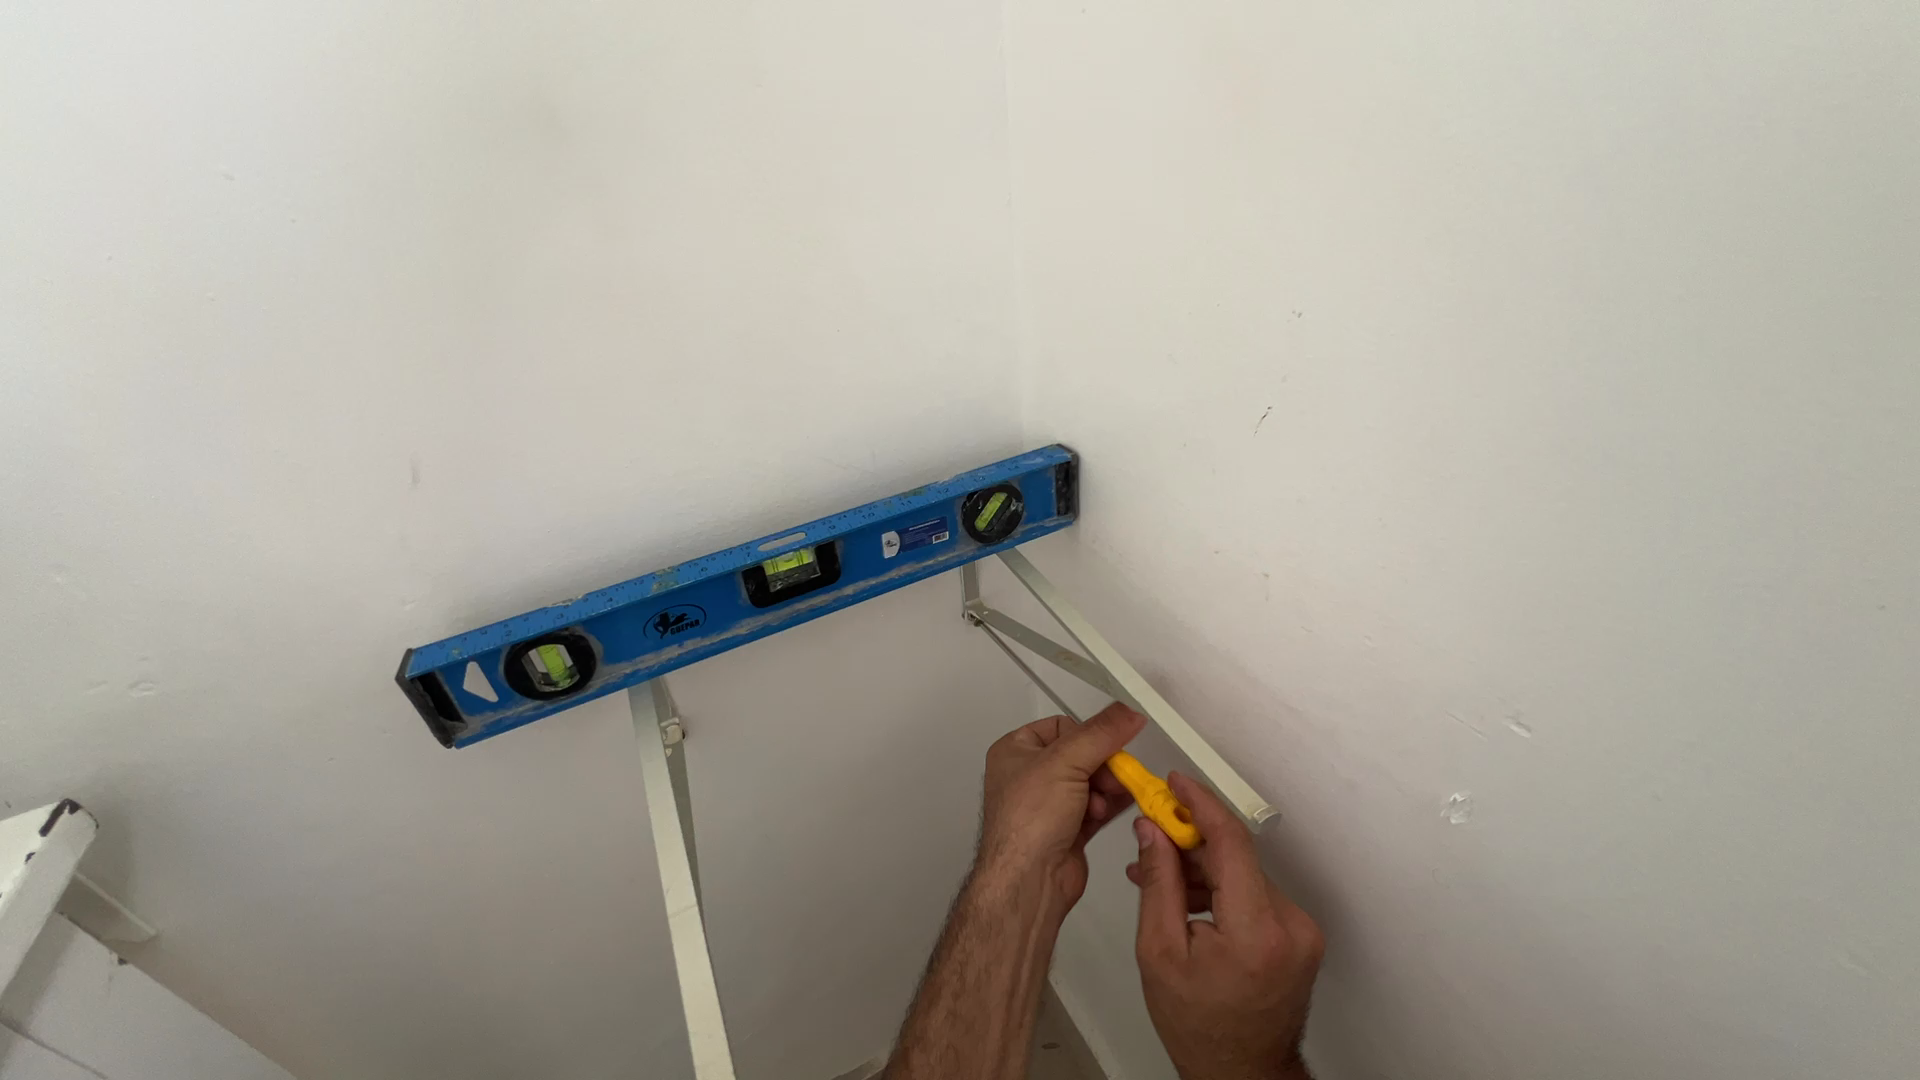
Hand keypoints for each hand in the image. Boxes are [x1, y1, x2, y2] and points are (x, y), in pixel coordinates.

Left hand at [978, 703, 1145, 912]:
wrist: (1029, 881)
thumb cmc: (1033, 814)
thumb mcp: (1066, 761)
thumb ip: (1102, 734)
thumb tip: (1133, 711)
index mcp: (1015, 750)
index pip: (1060, 726)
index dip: (1086, 735)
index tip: (1105, 747)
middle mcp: (1028, 774)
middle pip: (1080, 755)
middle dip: (1102, 766)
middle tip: (1117, 777)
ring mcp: (1048, 804)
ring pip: (1090, 782)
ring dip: (1105, 789)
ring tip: (1105, 802)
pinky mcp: (1066, 829)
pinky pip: (1095, 807)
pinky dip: (1107, 806)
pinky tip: (1120, 808)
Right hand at [1129, 773, 1323, 1079]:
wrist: (1241, 1072)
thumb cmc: (1200, 1026)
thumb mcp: (1158, 950)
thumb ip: (1157, 882)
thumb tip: (1152, 831)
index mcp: (1256, 930)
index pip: (1231, 842)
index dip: (1199, 803)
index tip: (1175, 782)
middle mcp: (1289, 925)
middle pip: (1233, 854)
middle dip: (1188, 838)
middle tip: (1151, 827)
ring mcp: (1298, 929)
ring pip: (1241, 870)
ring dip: (1200, 864)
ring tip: (1158, 873)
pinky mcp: (1296, 933)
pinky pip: (1251, 889)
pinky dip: (1219, 885)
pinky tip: (1186, 894)